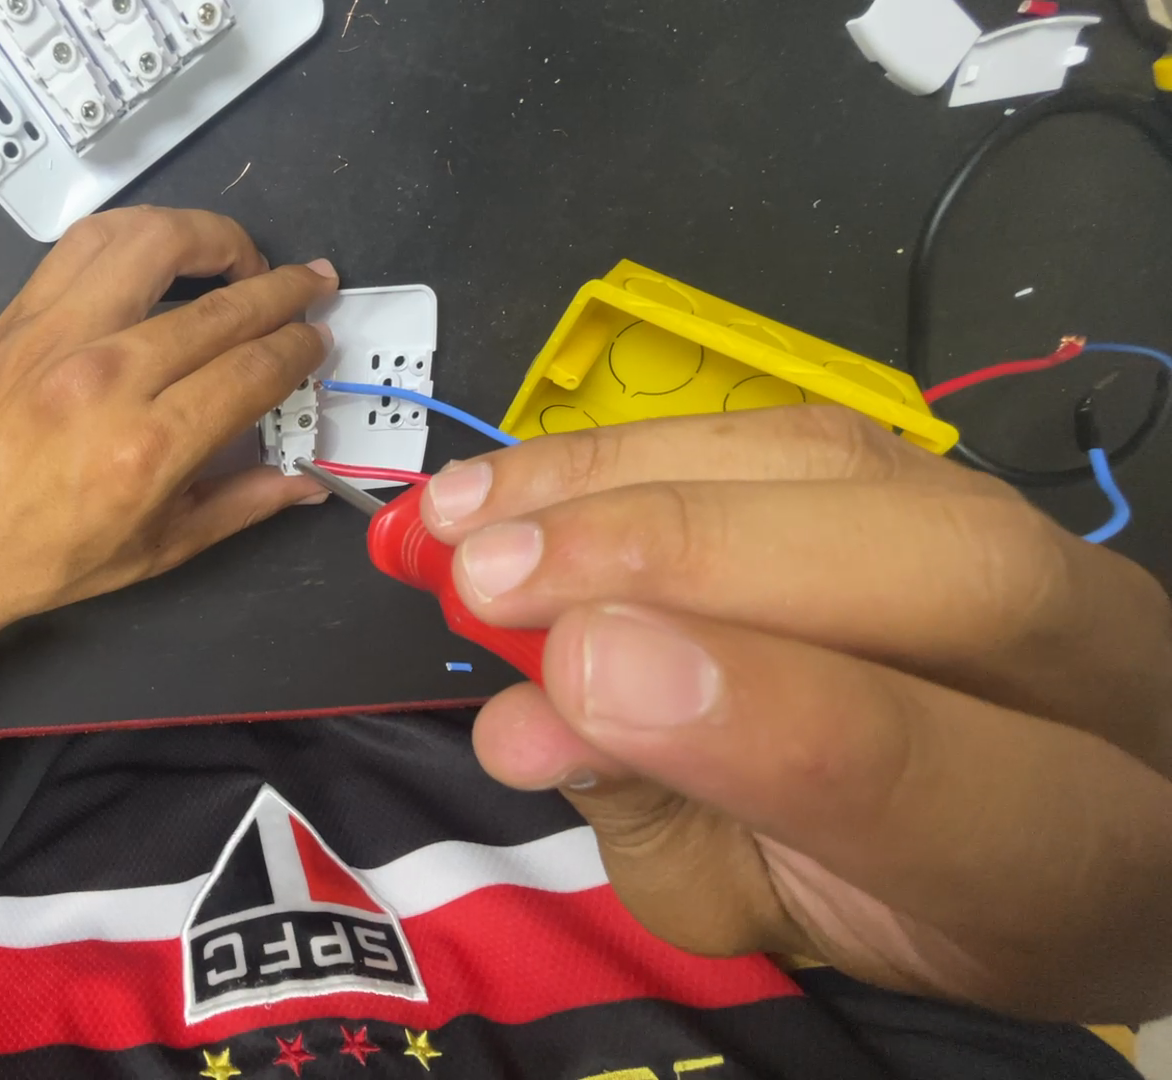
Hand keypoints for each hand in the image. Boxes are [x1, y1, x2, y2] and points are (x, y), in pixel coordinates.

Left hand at [0, 207, 336, 650]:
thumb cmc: (59, 556)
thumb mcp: (163, 548)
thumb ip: (245, 504)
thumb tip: (310, 480)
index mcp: (149, 446)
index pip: (251, 370)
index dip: (298, 349)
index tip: (317, 340)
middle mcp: (107, 377)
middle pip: (220, 308)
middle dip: (283, 290)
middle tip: (314, 284)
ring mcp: (57, 335)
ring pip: (154, 243)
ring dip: (214, 237)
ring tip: (243, 258)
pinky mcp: (22, 315)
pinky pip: (90, 241)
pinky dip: (141, 231)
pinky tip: (165, 250)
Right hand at [420, 406, 1171, 1022]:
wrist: (909, 793)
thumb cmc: (816, 874)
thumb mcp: (719, 894)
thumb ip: (637, 811)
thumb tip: (518, 725)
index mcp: (1065, 859)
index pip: (953, 790)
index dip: (756, 718)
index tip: (575, 672)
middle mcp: (1093, 677)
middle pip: (947, 576)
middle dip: (680, 556)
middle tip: (490, 574)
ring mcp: (1016, 546)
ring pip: (839, 466)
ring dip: (612, 481)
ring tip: (462, 516)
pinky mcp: (901, 472)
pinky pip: (763, 430)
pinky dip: (610, 454)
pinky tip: (508, 482)